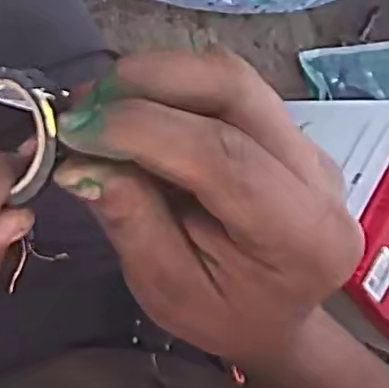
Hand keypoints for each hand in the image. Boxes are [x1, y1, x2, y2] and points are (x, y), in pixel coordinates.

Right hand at [51, 50, 361, 370]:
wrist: (273, 314)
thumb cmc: (221, 314)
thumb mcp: (166, 290)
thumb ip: (130, 221)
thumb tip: (79, 161)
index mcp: (301, 235)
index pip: (221, 154)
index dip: (139, 128)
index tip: (73, 129)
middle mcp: (314, 174)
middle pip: (231, 87)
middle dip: (145, 80)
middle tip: (82, 104)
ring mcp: (302, 140)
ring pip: (224, 73)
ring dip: (150, 75)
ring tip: (97, 104)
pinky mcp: (279, 124)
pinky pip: (218, 81)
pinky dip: (162, 81)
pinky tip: (127, 106)